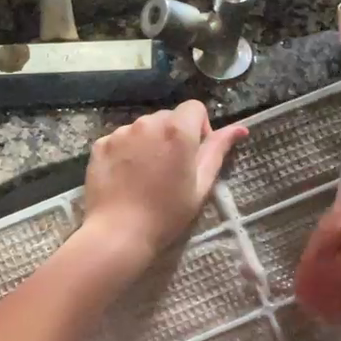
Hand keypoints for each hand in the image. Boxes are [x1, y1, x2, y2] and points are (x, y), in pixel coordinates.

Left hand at [80, 100, 246, 265]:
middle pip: (167, 118)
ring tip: (145, 176)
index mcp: (178, 130)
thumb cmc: (167, 214)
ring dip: (148, 143)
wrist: (119, 233)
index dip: (199, 128)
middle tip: (169, 170)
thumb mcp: (201, 186)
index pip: (195, 108)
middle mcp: (148, 123)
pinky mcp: (101, 144)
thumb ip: (218, 151)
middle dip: (173, 136)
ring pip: (142, 128)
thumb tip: (240, 128)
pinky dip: (126, 152)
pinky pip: (120, 140)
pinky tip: (126, 178)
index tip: (194, 155)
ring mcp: (121, 132)